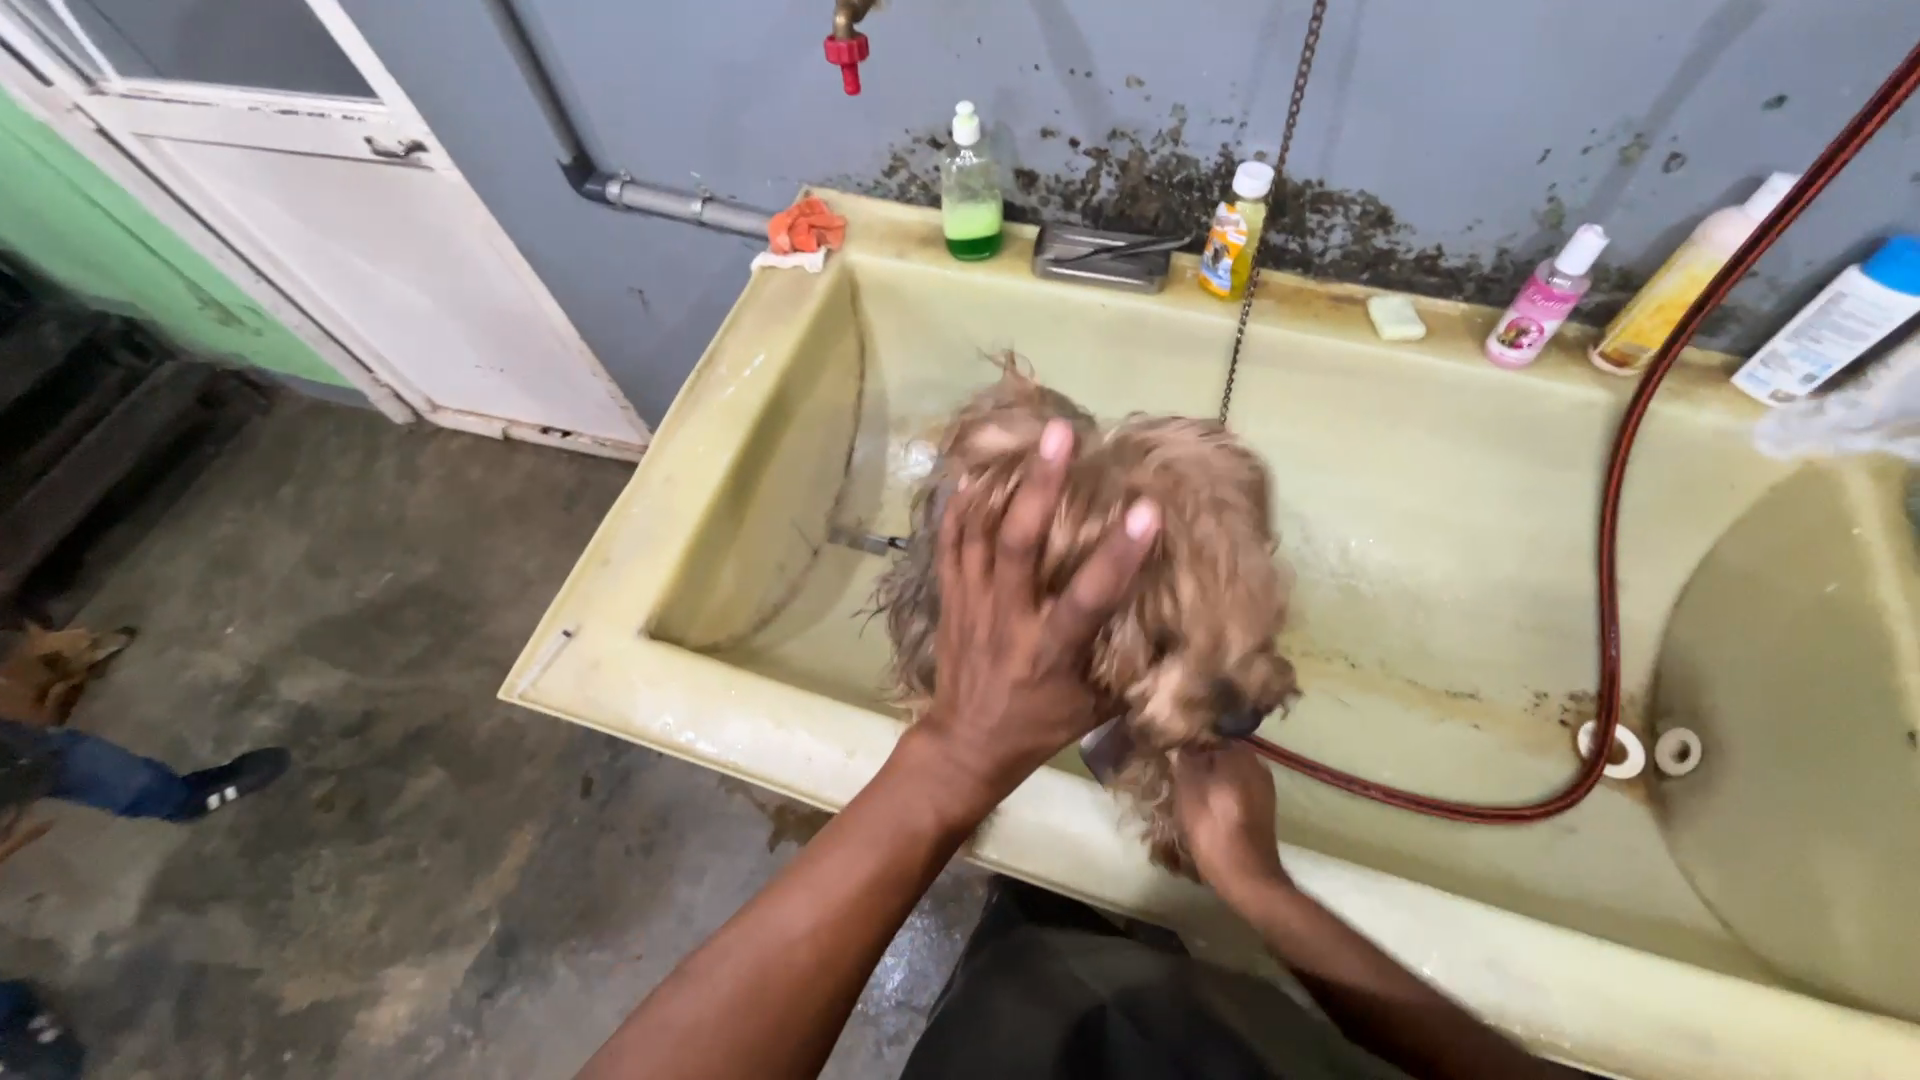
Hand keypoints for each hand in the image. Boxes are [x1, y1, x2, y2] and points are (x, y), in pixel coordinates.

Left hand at [908, 418, 1159, 818]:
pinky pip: (949, 543)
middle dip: (1041, 488)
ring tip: (1026, 438)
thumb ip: (1132, 664)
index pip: (1087, 598)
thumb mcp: (1097, 707)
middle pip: (1018, 546)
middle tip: (1064, 435)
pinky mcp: (949, 596)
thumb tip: (1181, 621)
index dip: (1118, 555)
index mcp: (1050, 651)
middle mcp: (1007, 619)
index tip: (1147, 509)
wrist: (967, 742)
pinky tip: (975, 473)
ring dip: (1003, 484)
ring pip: (980, 534)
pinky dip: (959, 507)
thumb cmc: (1042, 724)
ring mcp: (972, 603)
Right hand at [1172, 742, 1290, 902]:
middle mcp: (1257, 764)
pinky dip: (1221, 796)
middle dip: (1200, 762)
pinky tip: (1206, 809)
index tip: (1171, 753)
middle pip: (1220, 755)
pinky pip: (1236, 792)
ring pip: (1228, 774)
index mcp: (1241, 753)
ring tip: (1187, 793)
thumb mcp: (1187, 787)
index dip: (1188, 743)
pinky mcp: (1263, 810)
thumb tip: (1183, 743)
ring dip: (1210, 780)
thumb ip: (1185, 758)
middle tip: (1176, 774)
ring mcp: (1264, 788)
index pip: (1209, 735)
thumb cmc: (1212, 826)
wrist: (1246, 875)